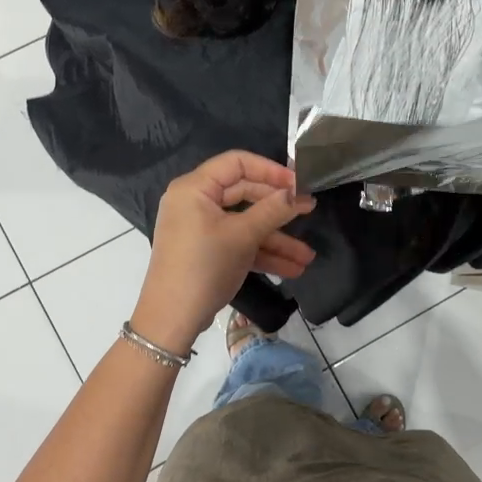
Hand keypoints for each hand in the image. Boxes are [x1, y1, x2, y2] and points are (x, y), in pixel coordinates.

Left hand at [130, 152, 317, 355]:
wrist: (171, 319)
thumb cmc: (204, 266)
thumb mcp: (243, 236)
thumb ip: (274, 210)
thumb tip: (302, 193)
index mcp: (195, 188)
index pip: (238, 162)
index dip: (271, 170)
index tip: (300, 183)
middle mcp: (195, 201)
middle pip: (244, 193)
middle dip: (279, 210)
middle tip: (310, 213)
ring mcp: (200, 227)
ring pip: (245, 223)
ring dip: (276, 240)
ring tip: (308, 257)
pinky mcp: (206, 251)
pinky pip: (238, 243)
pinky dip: (261, 253)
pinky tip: (292, 269)